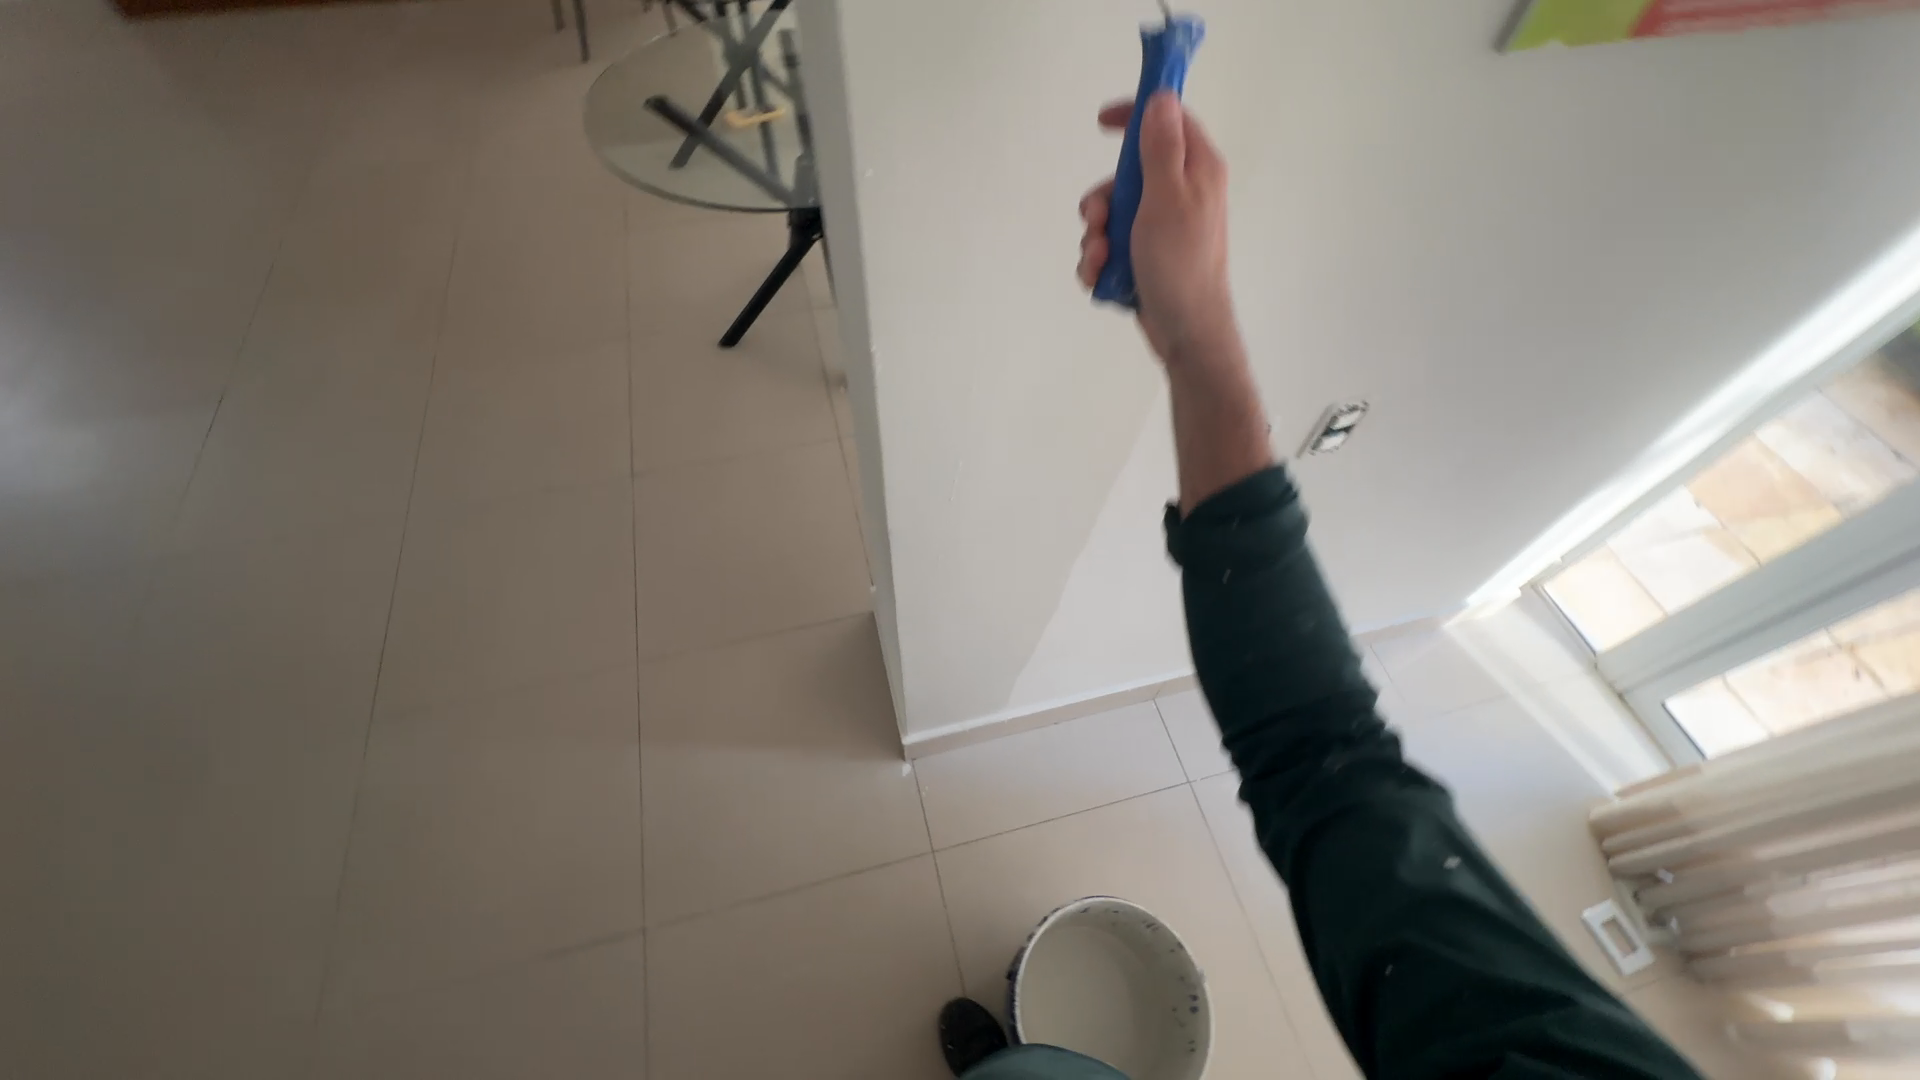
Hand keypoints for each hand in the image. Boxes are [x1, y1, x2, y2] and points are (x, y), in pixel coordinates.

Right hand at [1078, 91, 1235, 366]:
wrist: (1185, 331)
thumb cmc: (1179, 262)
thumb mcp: (1167, 197)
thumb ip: (1160, 147)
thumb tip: (1161, 97)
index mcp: (1196, 171)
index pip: (1167, 121)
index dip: (1134, 115)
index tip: (1100, 122)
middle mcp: (1181, 195)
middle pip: (1127, 176)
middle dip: (1101, 201)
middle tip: (1097, 223)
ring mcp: (1161, 230)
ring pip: (1112, 217)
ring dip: (1095, 239)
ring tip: (1099, 261)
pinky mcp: (1145, 260)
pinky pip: (1111, 249)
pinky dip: (1099, 262)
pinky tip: (1099, 277)